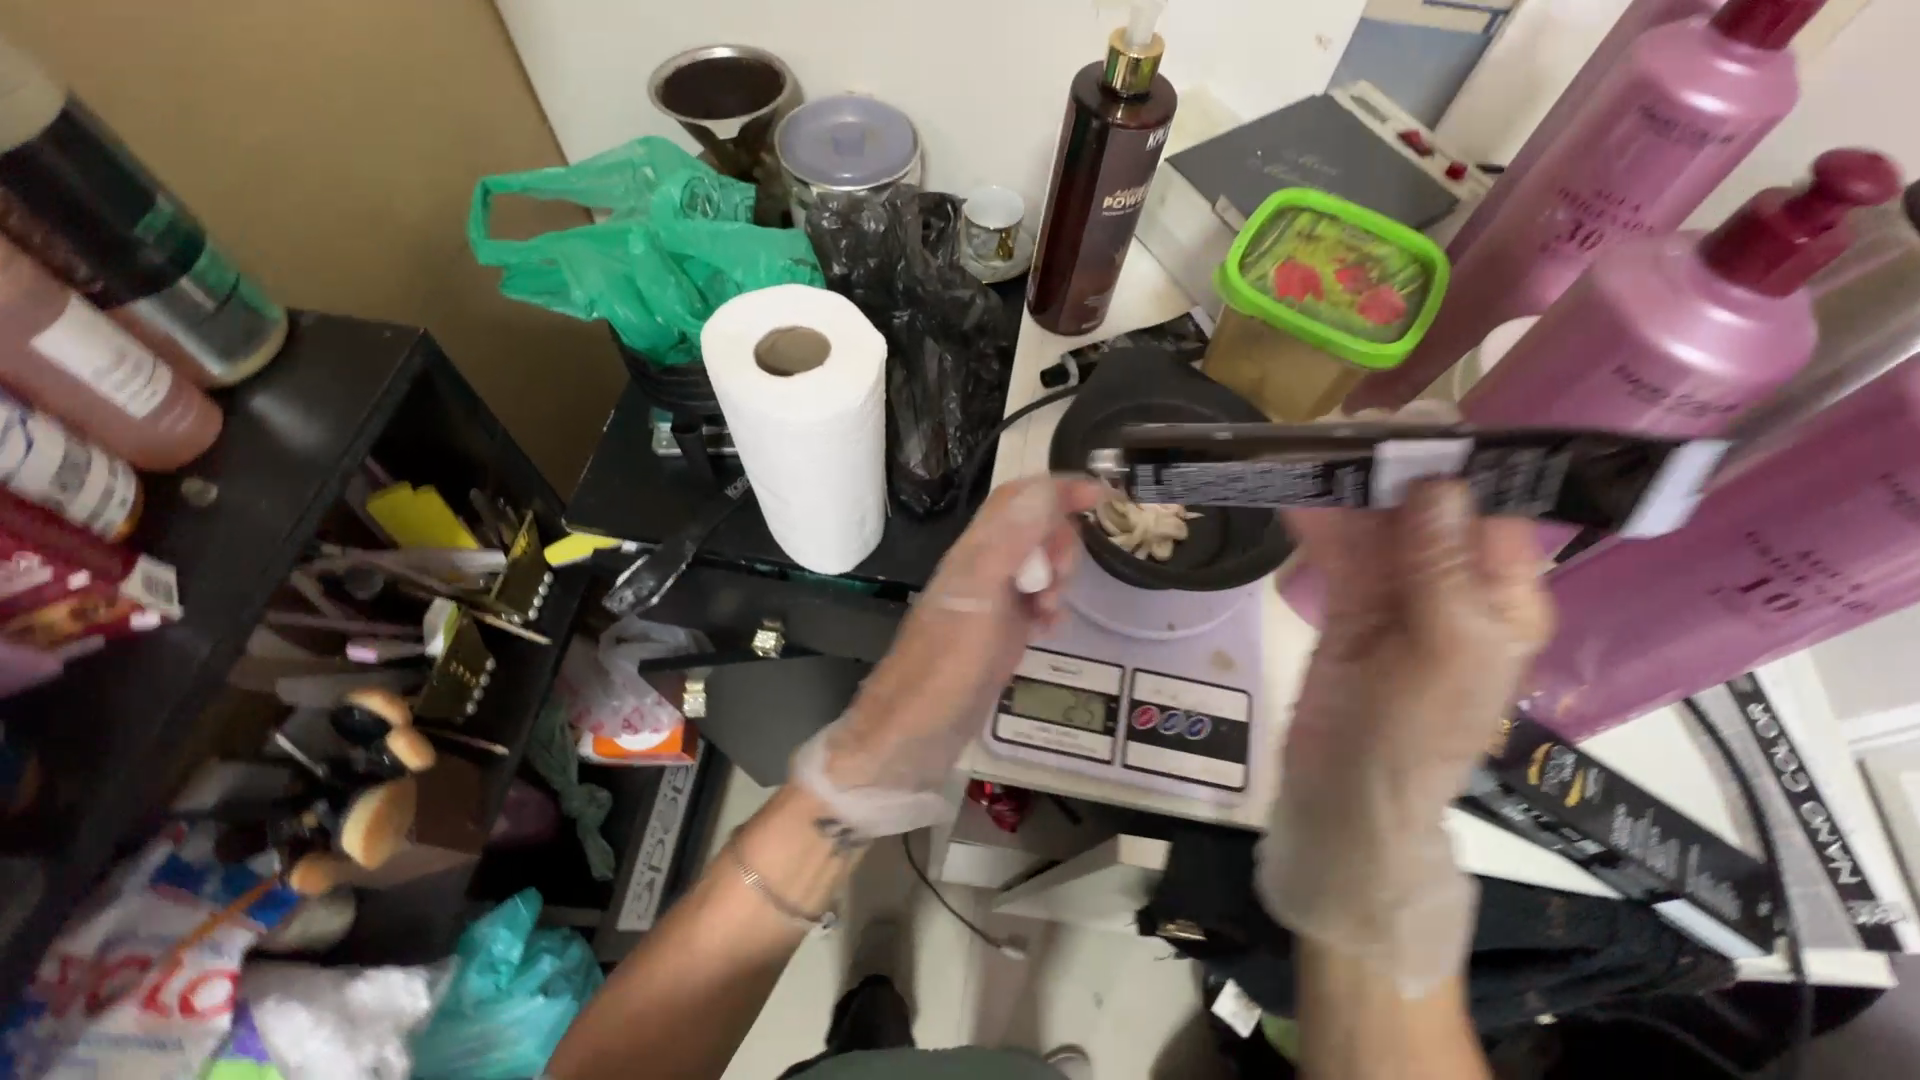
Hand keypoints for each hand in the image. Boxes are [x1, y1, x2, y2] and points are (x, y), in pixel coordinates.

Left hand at [792, 474, 1107, 836]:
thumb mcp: (981, 595)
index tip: (1103, 497)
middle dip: (1060, 546)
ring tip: (1048, 613)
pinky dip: (1050, 610)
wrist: (915, 733)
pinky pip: (1037, 603)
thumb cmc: (946, 666)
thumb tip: (1045, 488)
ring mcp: (991, 601)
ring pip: (1040, 566)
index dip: (1060, 489)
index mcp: (975, 552)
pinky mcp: (1000, 631)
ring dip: (1058, 581)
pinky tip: (1045, 631)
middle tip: (1057, 582)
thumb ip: (1011, 540)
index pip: (1020, 498)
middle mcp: (982, 568)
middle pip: (1036, 529)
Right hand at [1256, 479, 1551, 994]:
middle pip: (1426, 505)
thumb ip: (1442, 567)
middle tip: (1342, 429)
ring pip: (1375, 521)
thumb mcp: (1440, 654)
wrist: (1342, 799)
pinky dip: (1317, 520)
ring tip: (1307, 447)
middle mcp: (1454, 583)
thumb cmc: (1407, 737)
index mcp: (1502, 595)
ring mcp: (1397, 592)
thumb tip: (1436, 481)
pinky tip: (1291, 494)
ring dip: (1346, 486)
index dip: (1457, 461)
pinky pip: (1337, 549)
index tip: (1409, 427)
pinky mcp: (1348, 604)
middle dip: (1391, 465)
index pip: (1491, 507)